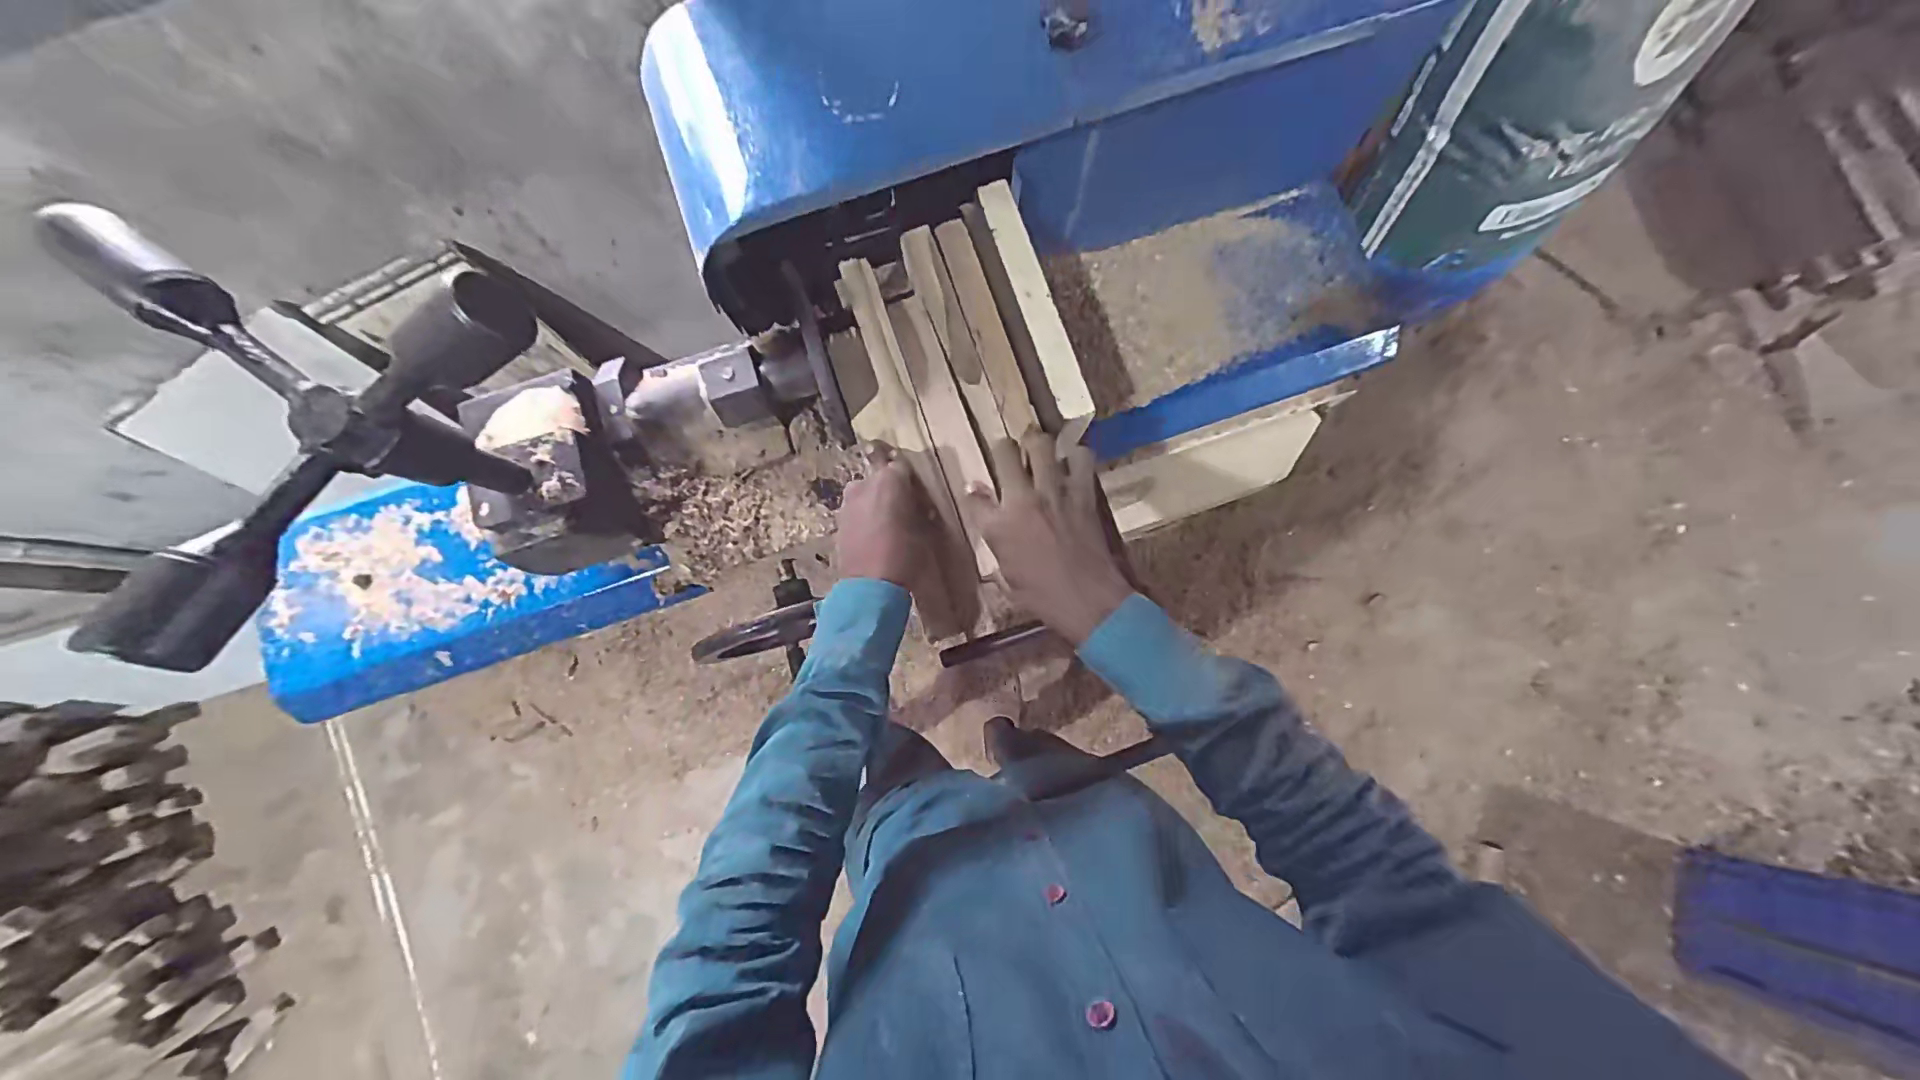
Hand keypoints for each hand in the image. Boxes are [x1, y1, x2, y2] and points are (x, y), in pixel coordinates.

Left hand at [835, 448, 926, 588]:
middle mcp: (864, 484)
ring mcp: (847, 503)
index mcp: (889, 480)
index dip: (912, 482)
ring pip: (866, 495)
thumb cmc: (904, 556)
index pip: (902, 468)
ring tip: (888, 525)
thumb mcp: (924, 531)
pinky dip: (865, 518)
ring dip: (876, 504)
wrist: (870, 587)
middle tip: (905, 510)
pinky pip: (856, 512)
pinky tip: (874, 536)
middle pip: (881, 479)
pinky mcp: (838, 521)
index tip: (919, 497)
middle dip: (891, 491)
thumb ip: (919, 510)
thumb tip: (917, 506)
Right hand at [966, 432, 1134, 644]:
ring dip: (1038, 444)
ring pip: (1041, 444)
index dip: (975, 491)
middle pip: (1005, 452)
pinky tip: (1073, 465)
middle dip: (1004, 448)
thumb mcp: (1006, 574)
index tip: (980, 491)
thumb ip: (994, 538)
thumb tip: (985, 510)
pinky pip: (1081, 458)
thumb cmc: (1042, 597)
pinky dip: (1076, 457)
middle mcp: (1022, 500)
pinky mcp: (1083, 493)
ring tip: (1041, 452)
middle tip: (1012, 456)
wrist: (1088, 600)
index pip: (974, 495)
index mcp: (998, 526)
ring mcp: (1055, 492)